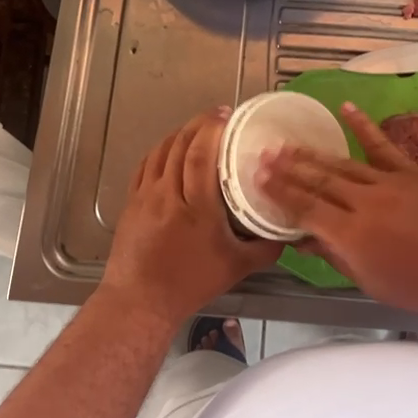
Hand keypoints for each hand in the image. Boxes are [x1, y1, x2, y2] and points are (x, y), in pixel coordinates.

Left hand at [100, 108, 284, 324]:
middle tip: (217, 116)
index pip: (201, 154)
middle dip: (198, 124)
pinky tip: (169, 150)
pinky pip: (145, 166)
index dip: (212, 129)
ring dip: (179, 134)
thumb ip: (265, 247)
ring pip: (161, 152)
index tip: (226, 116)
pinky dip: (159, 151)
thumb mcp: (237, 268)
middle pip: (180, 145)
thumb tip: (287, 232)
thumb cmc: (190, 284)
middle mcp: (168, 194)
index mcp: (197, 206)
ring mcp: (146, 196)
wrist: (140, 301)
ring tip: (196, 129)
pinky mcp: (131, 202)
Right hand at [258, 102, 417, 322]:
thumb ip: (331, 255)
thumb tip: (299, 239)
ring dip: (312, 153)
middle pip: (318, 181)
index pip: (305, 208)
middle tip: (264, 154)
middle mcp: (365, 203)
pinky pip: (381, 145)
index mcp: (352, 235)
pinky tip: (345, 108)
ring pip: (341, 163)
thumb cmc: (417, 287)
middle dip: (288, 168)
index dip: (279, 192)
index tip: (257, 177)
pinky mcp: (410, 172)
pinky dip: (363, 125)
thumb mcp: (367, 281)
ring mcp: (389, 183)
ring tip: (287, 143)